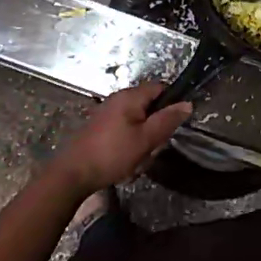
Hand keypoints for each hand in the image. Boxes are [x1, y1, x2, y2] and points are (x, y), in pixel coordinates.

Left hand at [44, 83, 192, 194]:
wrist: (73, 173)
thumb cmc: (113, 154)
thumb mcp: (146, 139)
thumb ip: (167, 120)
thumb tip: (187, 103)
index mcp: (129, 96)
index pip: (160, 87)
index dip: (172, 102)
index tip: (174, 124)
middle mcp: (117, 98)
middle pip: (149, 104)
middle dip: (156, 125)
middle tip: (155, 146)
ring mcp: (107, 112)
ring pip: (137, 120)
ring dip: (144, 137)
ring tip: (140, 157)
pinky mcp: (100, 127)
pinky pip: (124, 129)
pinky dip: (130, 141)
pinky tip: (126, 159)